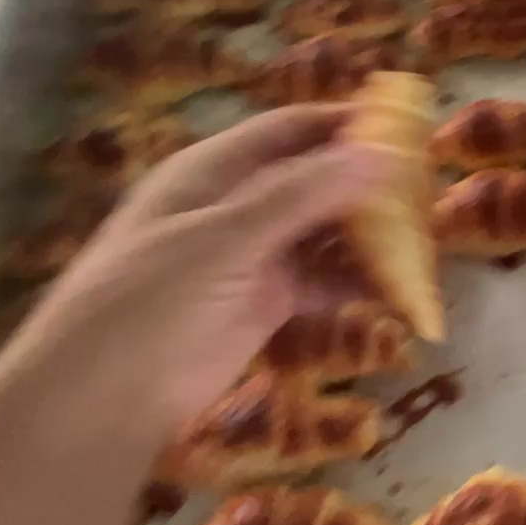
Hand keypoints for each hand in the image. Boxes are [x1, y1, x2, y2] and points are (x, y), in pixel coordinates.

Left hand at [0, 104, 387, 426]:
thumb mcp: (225, 237)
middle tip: (425, 190)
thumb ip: (303, 195)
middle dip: (369, 183)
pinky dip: (358, 280)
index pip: (292, 130)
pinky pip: (325, 277)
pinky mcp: (269, 298)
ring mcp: (256, 252)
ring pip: (327, 229)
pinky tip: (395, 289)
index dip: (345, 123)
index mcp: (216, 171)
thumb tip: (379, 155)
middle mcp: (240, 204)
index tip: (404, 127)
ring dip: (370, 234)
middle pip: (317, 178)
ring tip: (421, 240)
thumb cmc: (151, 300)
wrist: (101, 401)